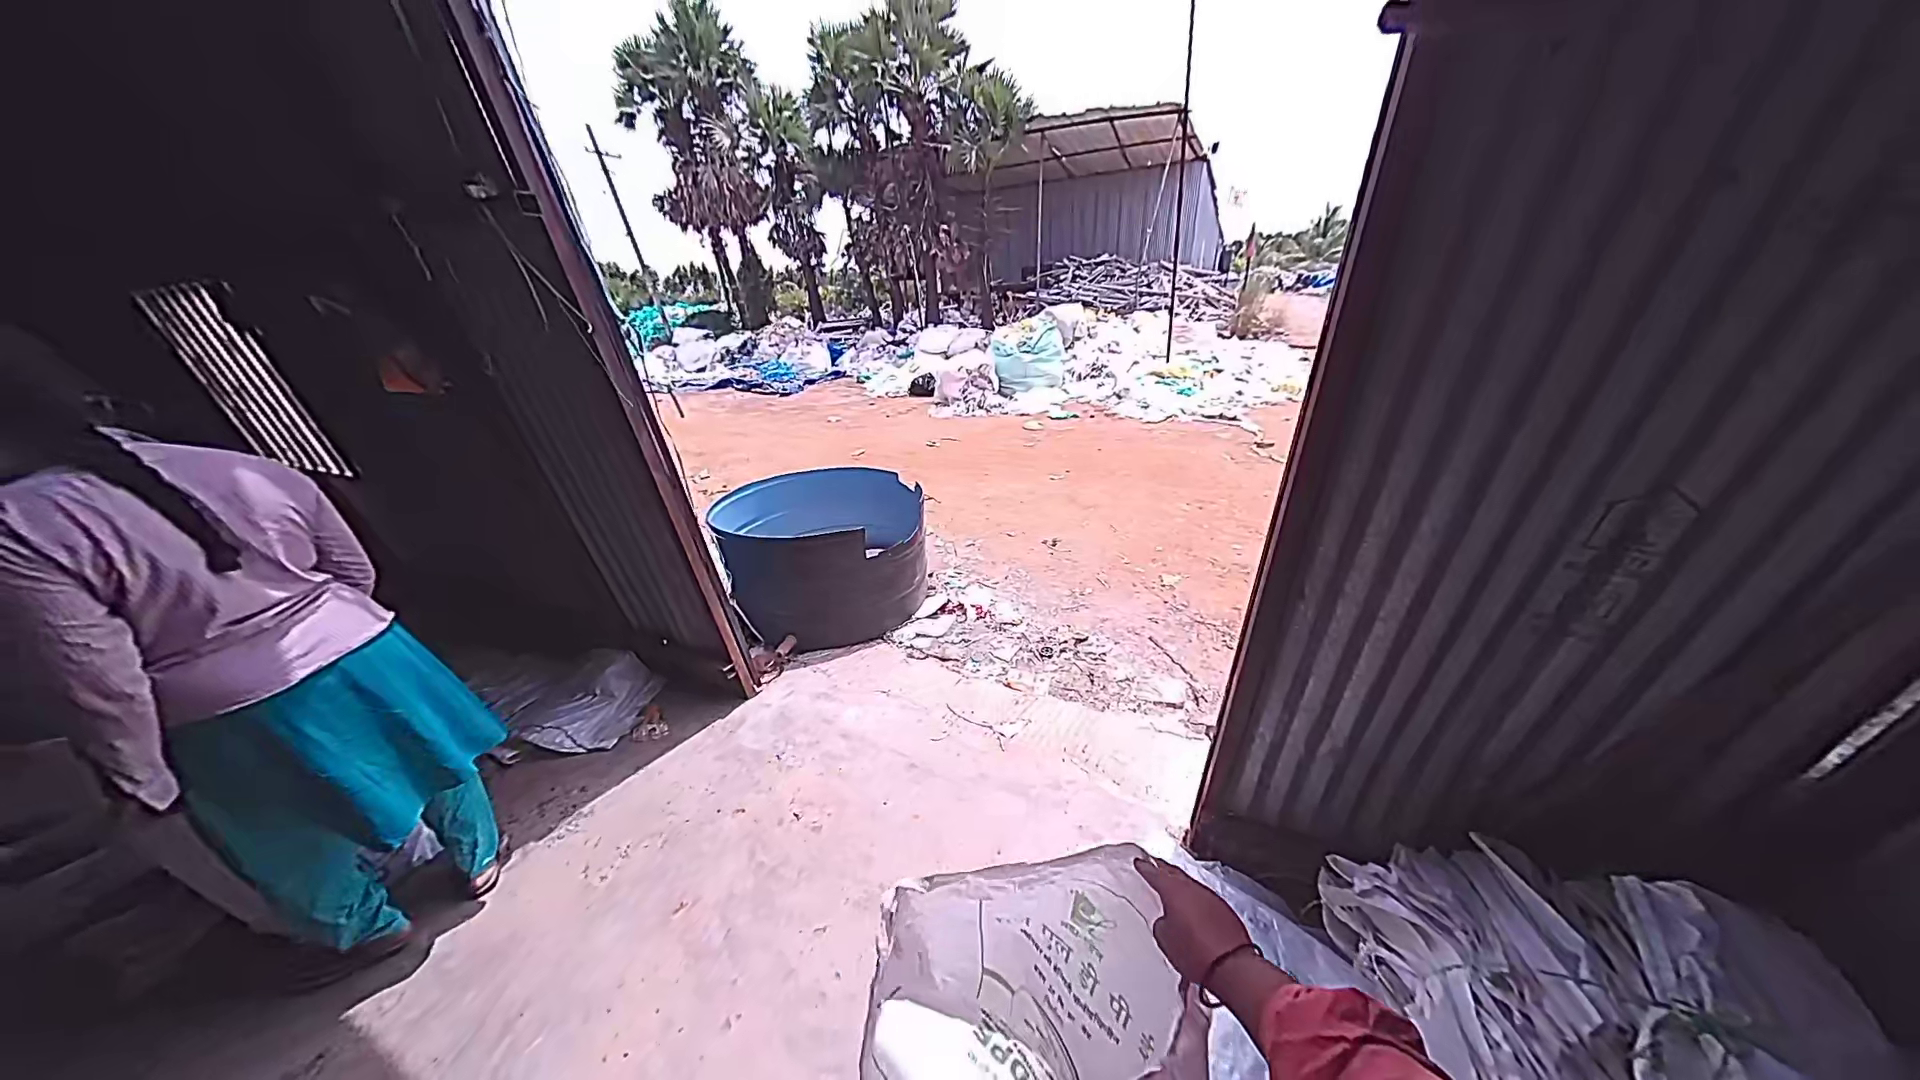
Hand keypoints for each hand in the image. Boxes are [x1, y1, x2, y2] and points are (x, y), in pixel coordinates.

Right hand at [1134, 854, 1251, 984]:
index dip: (1145, 867)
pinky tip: (1192, 906)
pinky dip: (1195, 898)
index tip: (1139, 862)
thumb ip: (1161, 922)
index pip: (1154, 873)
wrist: (1232, 967)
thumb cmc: (1194, 953)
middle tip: (1154, 865)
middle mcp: (1192, 888)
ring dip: (1180, 884)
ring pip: (1190, 884)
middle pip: (1174, 873)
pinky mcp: (1224, 910)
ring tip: (1172, 887)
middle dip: (1163, 869)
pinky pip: (1203, 897)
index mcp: (1173, 890)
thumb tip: (1166, 919)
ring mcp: (1211, 897)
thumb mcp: (1164, 938)